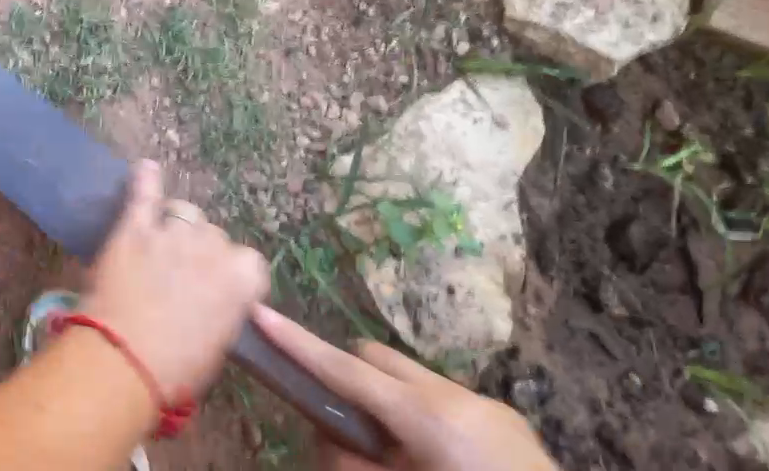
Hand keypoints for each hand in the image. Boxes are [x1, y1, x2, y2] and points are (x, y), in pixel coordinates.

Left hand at [80, 160, 269, 396]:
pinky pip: (143, 195)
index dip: (232, 273)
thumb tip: (213, 298)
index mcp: (242, 281)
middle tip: (182, 273)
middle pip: (214, 234)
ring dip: (176, 223)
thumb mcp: (218, 341)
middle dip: (202, 249)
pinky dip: (144, 180)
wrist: (127, 355)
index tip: (218, 286)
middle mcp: (212, 249)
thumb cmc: (178, 364)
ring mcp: (171, 234)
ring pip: (184, 212)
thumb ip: (223, 306)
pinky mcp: (134, 227)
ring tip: (162, 240)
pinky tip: (145, 167)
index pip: (250, 261)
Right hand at [251, 305, 557, 470]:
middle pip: (374, 356)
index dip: (295, 341)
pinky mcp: (510, 422)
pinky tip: (438, 461)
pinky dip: (424, 420)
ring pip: (409, 378)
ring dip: (389, 403)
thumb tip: (327, 437)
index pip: (342, 368)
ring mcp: (488, 405)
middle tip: (346, 426)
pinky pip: (445, 402)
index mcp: (427, 417)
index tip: (258, 313)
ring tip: (399, 453)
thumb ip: (353, 463)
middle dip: (349, 376)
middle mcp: (456, 396)